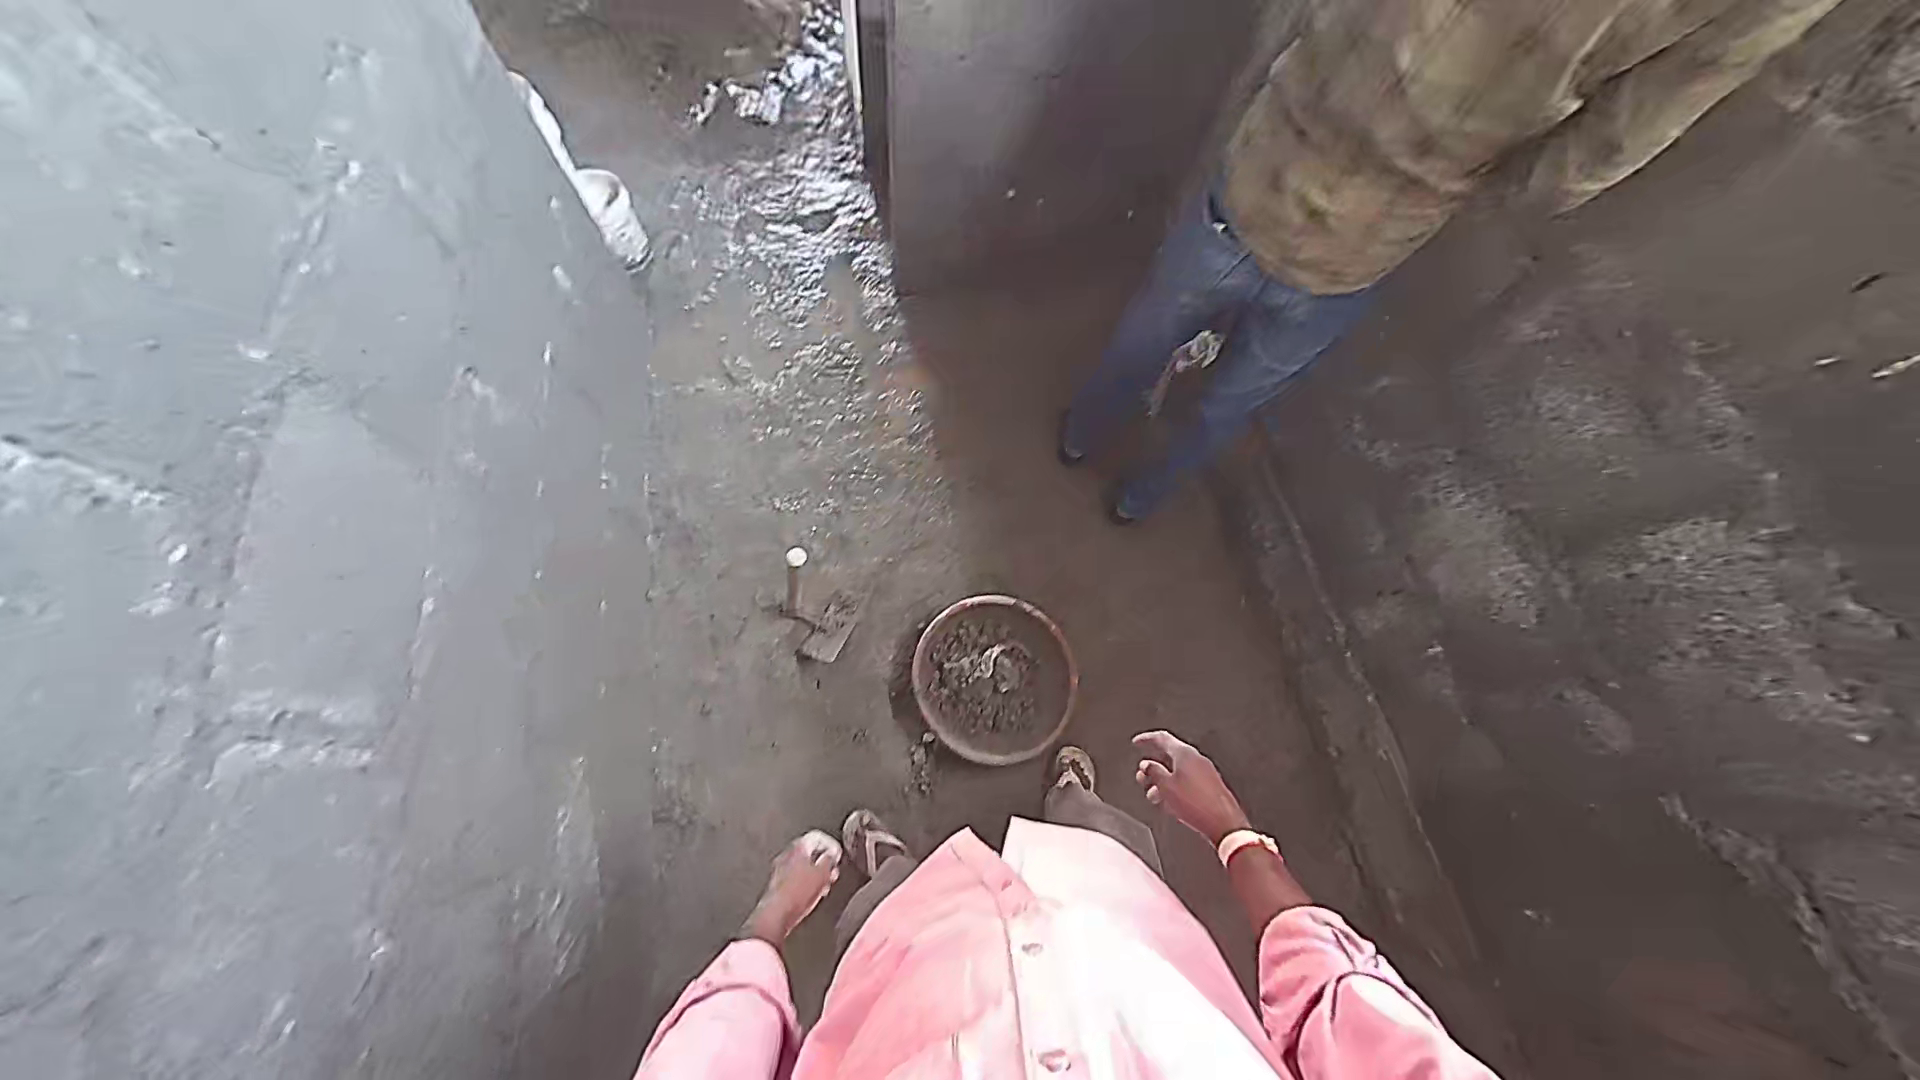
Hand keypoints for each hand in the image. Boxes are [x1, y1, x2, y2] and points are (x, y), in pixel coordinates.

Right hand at [1133, 730, 1251, 845]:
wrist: (1225, 825)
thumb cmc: (1196, 805)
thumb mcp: (1165, 787)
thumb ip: (1153, 772)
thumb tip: (1147, 765)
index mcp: (1185, 754)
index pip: (1162, 738)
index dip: (1146, 739)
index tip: (1137, 742)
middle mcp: (1197, 759)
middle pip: (1169, 756)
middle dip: (1153, 767)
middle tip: (1142, 776)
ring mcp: (1206, 773)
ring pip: (1178, 770)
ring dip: (1163, 780)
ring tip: (1154, 794)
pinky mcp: (1211, 787)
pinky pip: (1188, 781)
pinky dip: (1175, 787)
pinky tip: (1170, 801)